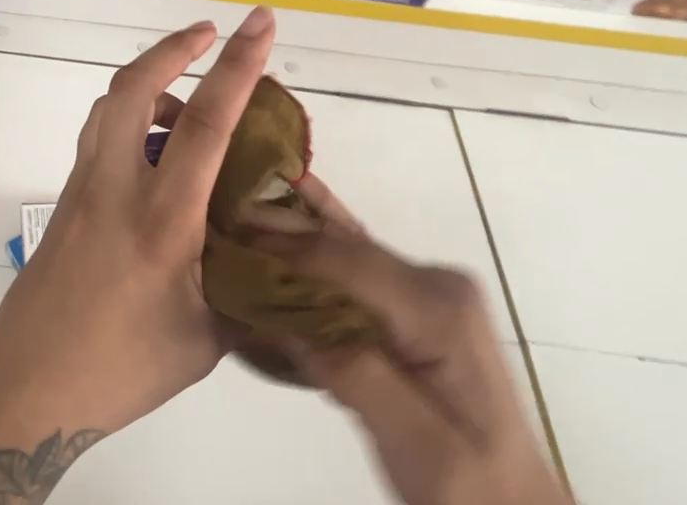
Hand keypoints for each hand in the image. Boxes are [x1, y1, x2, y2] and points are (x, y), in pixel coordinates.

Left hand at [0, 4, 277, 429]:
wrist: (29, 385)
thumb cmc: (121, 367)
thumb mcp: (205, 336)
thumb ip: (243, 285)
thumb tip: (272, 254)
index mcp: (161, 217)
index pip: (204, 124)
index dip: (237, 67)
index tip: (258, 24)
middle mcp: (115, 186)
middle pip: (132, 88)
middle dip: (172, 48)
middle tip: (209, 35)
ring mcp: (83, 189)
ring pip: (110, 108)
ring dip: (148, 84)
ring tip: (189, 103)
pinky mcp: (67, 201)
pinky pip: (100, 138)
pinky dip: (130, 120)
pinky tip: (158, 155)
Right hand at [244, 202, 569, 504]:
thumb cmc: (471, 486)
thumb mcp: (418, 445)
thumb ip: (357, 375)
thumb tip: (288, 323)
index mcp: (439, 310)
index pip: (345, 261)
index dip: (282, 248)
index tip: (223, 242)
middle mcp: (435, 284)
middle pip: (341, 245)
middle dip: (276, 231)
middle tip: (215, 219)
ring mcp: (425, 291)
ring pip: (342, 247)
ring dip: (288, 234)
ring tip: (232, 210)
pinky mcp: (412, 305)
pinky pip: (351, 267)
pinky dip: (310, 250)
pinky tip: (275, 224)